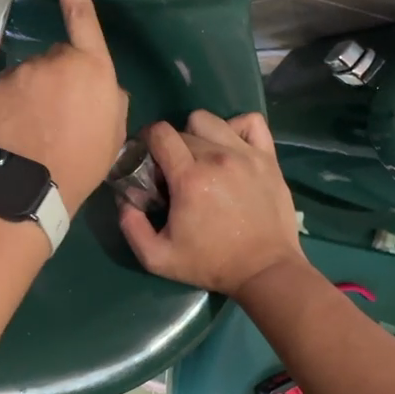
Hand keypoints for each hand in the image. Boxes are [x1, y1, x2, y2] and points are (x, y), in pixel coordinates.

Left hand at [0, 0, 127, 213]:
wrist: (38, 184)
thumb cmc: (86, 158)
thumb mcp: (117, 125)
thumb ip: (109, 92)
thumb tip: (96, 82)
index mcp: (93, 66)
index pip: (82, 16)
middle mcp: (57, 59)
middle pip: (59, 57)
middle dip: (60, 77)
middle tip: (63, 115)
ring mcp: (24, 71)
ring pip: (32, 74)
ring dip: (36, 91)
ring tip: (40, 126)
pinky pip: (9, 87)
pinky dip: (13, 102)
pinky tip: (18, 126)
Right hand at [117, 110, 305, 296]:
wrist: (266, 271)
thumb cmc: (211, 264)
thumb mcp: (157, 257)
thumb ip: (131, 227)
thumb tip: (125, 198)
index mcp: (189, 178)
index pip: (159, 133)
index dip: (147, 140)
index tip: (148, 158)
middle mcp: (217, 157)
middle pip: (182, 131)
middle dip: (171, 147)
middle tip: (175, 173)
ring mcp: (246, 154)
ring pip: (210, 121)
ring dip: (199, 135)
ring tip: (202, 159)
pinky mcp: (269, 158)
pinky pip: (250, 122)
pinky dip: (235, 129)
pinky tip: (230, 148)